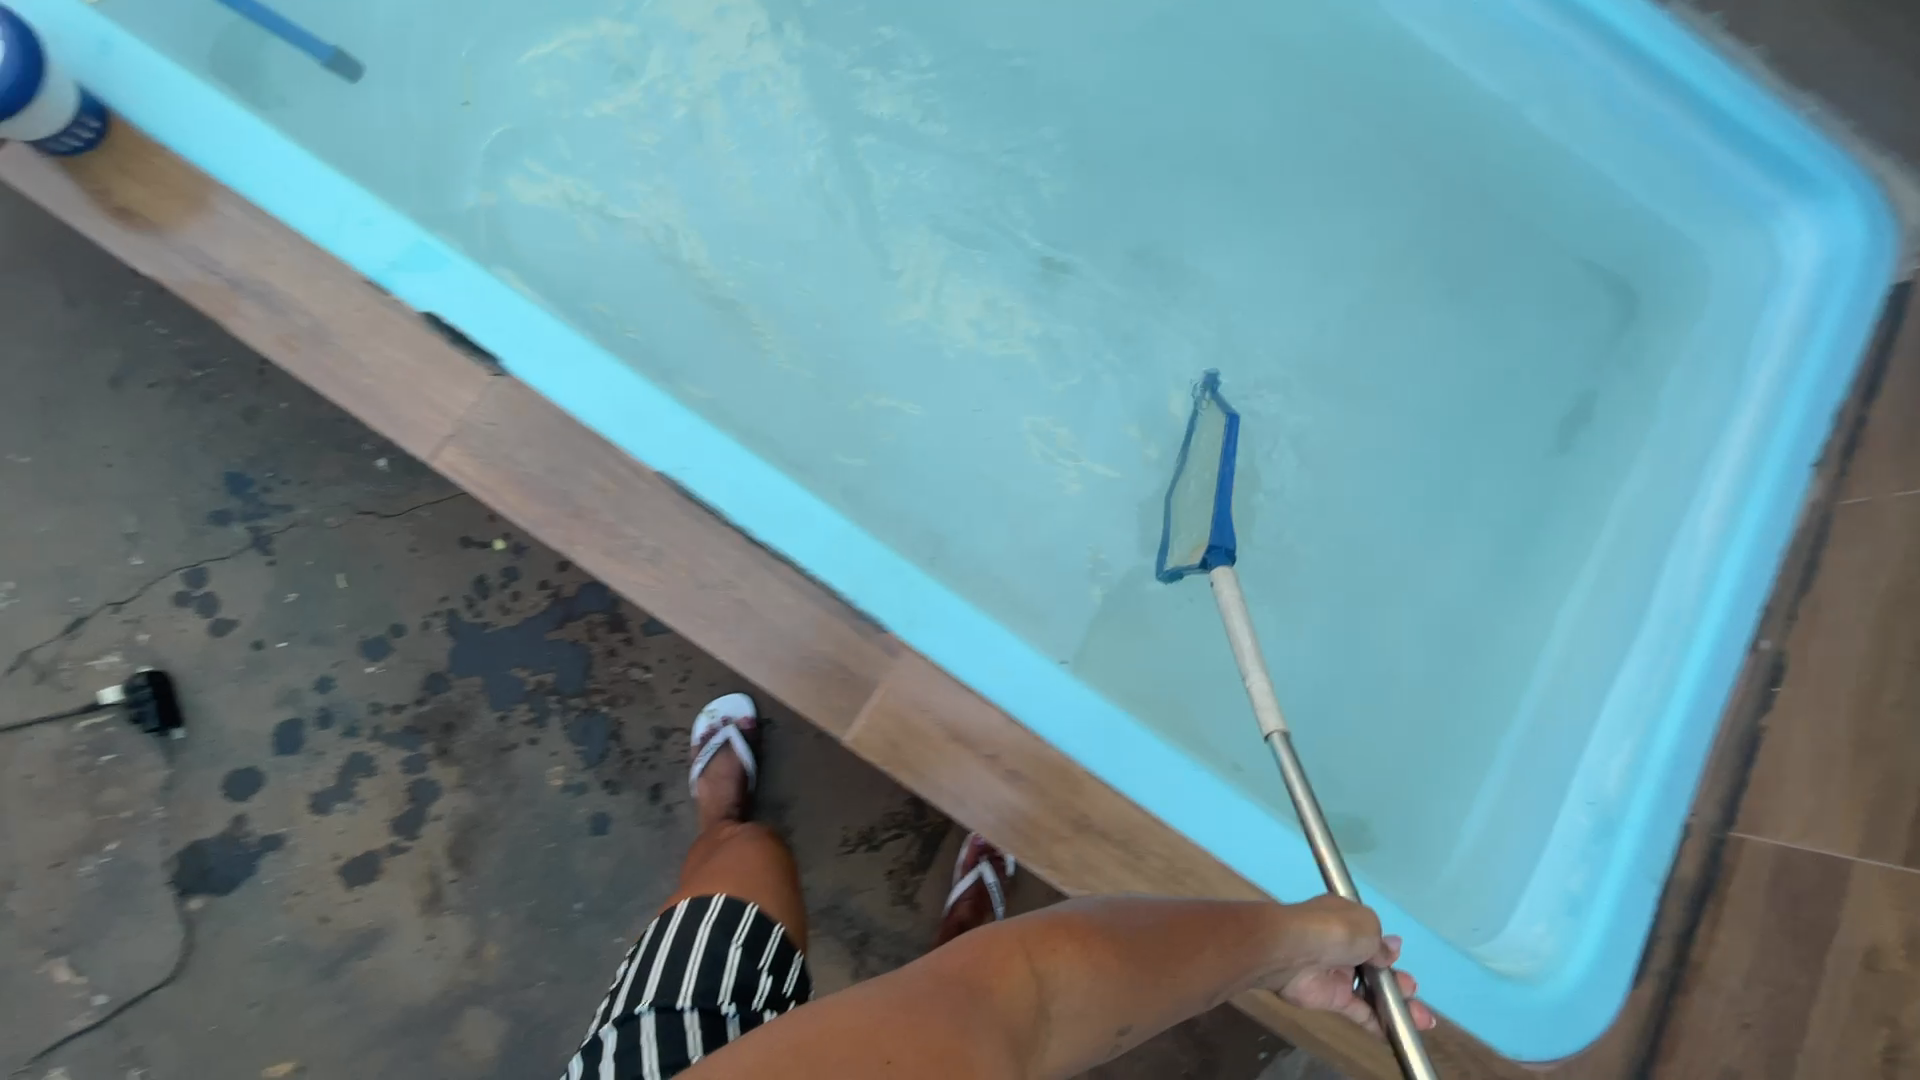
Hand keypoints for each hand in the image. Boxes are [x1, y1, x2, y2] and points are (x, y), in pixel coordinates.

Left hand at [1263, 895, 1437, 1035]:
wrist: (1294, 950)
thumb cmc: (1334, 930)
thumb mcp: (1367, 924)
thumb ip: (1380, 942)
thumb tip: (1391, 948)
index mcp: (1344, 920)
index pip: (1368, 936)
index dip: (1384, 948)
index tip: (1397, 955)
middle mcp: (1340, 946)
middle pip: (1373, 966)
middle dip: (1396, 979)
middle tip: (1411, 988)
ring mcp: (1336, 973)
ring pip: (1371, 992)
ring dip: (1396, 1005)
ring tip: (1420, 1017)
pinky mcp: (1332, 998)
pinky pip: (1360, 1012)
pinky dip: (1378, 1023)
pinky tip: (1396, 1033)